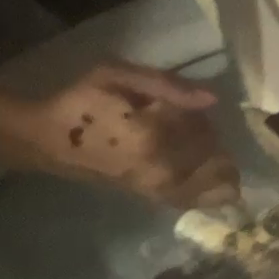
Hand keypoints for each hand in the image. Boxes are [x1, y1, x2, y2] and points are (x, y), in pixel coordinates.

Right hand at [13, 61, 239, 208]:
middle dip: (205, 131)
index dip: (192, 109)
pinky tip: (202, 167)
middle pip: (215, 146)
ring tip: (190, 146)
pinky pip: (219, 197)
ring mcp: (173, 189)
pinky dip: (219, 181)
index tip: (171, 105)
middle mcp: (167, 167)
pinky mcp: (173, 202)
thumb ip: (165, 84)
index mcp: (151, 133)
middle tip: (180, 125)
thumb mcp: (114, 76)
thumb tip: (213, 98)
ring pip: (224, 172)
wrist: (53, 143)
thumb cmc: (82, 103)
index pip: (201, 121)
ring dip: (215, 155)